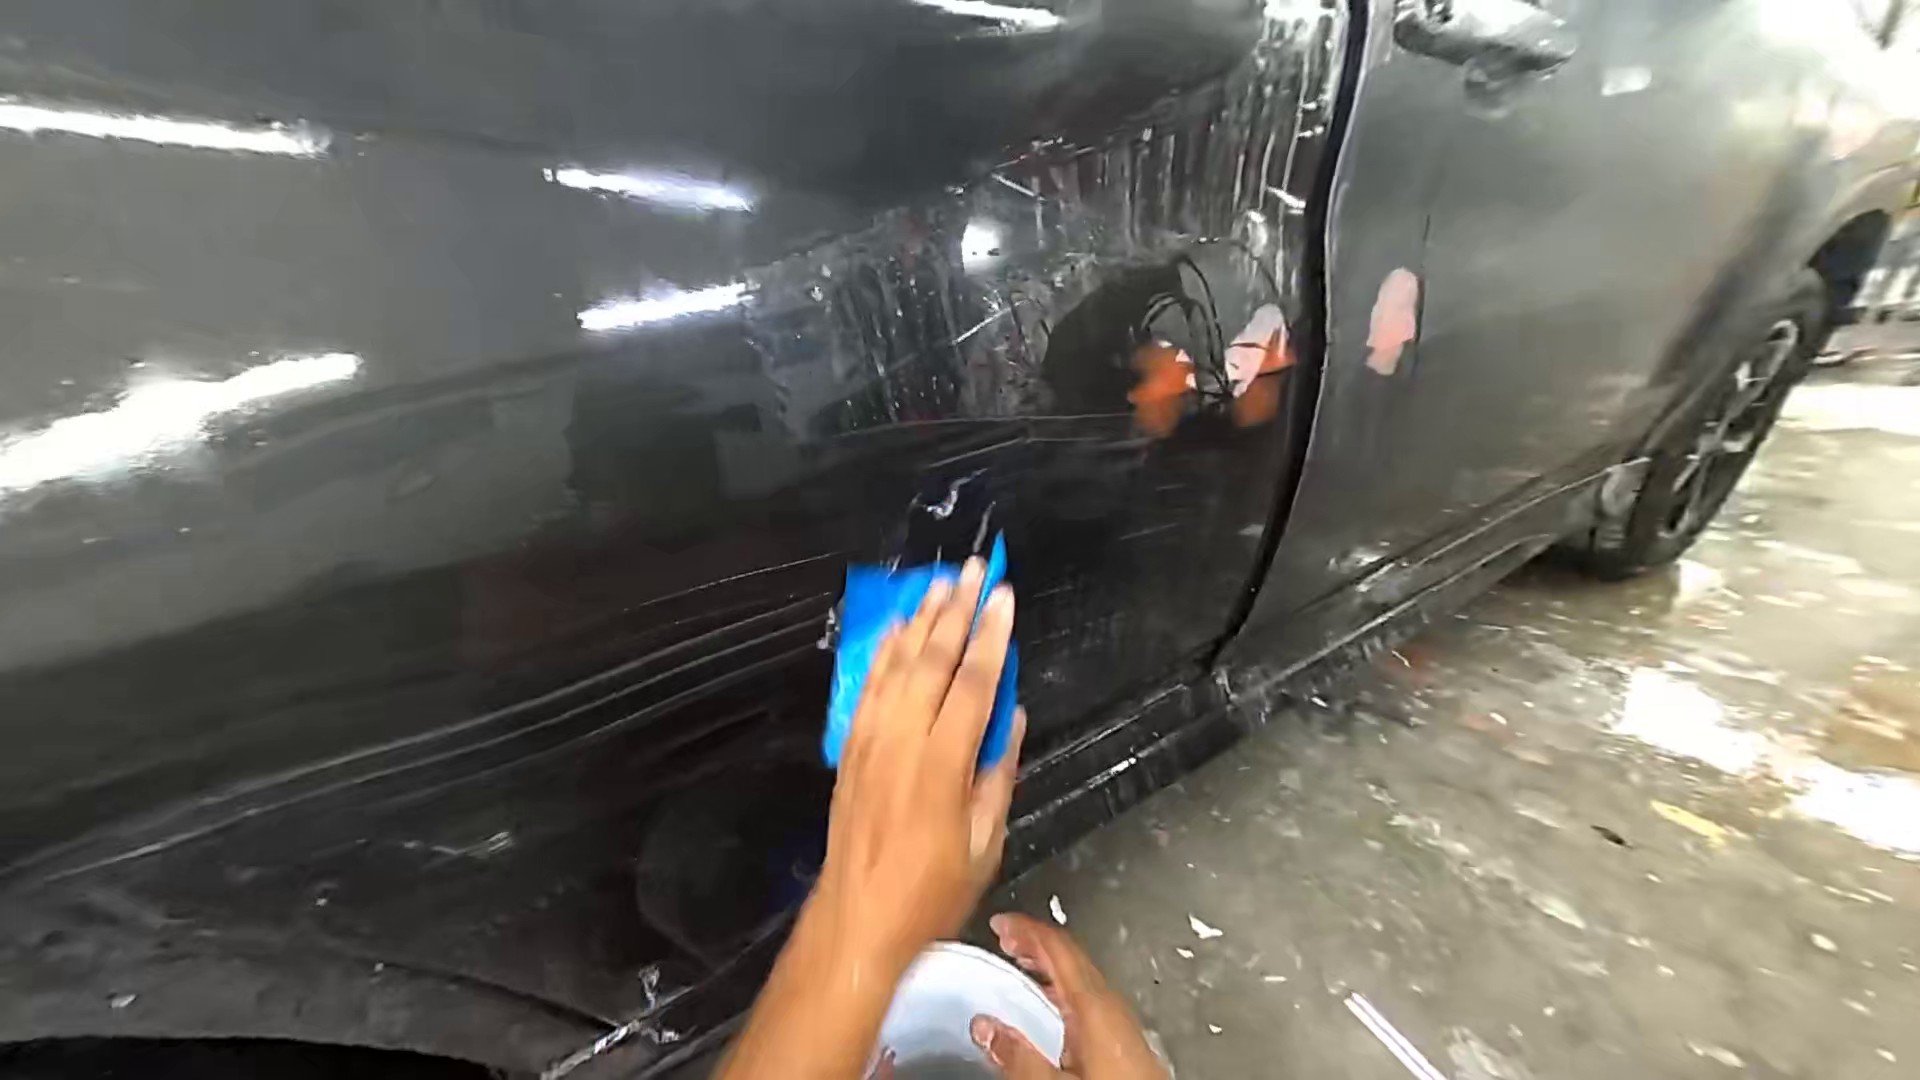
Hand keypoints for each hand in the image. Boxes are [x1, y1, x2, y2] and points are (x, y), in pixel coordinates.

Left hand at [814, 557, 1026, 971]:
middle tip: (975, 569)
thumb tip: (1012, 714)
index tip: (1005, 596)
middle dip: (958, 607)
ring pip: (900, 660)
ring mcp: (872, 734)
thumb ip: (1000, 769)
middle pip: (935, 656)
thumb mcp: (986, 838)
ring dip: (921, 617)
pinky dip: (884, 649)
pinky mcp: (852, 742)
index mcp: (945, 759)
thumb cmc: (933, 887)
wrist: (858, 917)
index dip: (993, 633)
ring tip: (941, 582)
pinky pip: (870, 682)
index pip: (975, 679)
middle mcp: (905, 734)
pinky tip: (897, 625)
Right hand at [970, 913, 1169, 1079]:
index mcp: (1093, 1003)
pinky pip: (1086, 991)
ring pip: (1077, 971)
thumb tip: (983, 1026)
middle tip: (1004, 938)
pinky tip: (1049, 1004)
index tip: (1000, 922)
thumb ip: (1019, 1056)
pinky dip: (1060, 982)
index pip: (1056, 945)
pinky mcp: (1122, 1036)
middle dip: (1033, 940)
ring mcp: (1118, 1018)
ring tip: (1020, 964)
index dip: (1025, 928)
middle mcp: (1108, 1002)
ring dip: (1046, 962)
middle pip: (1068, 953)